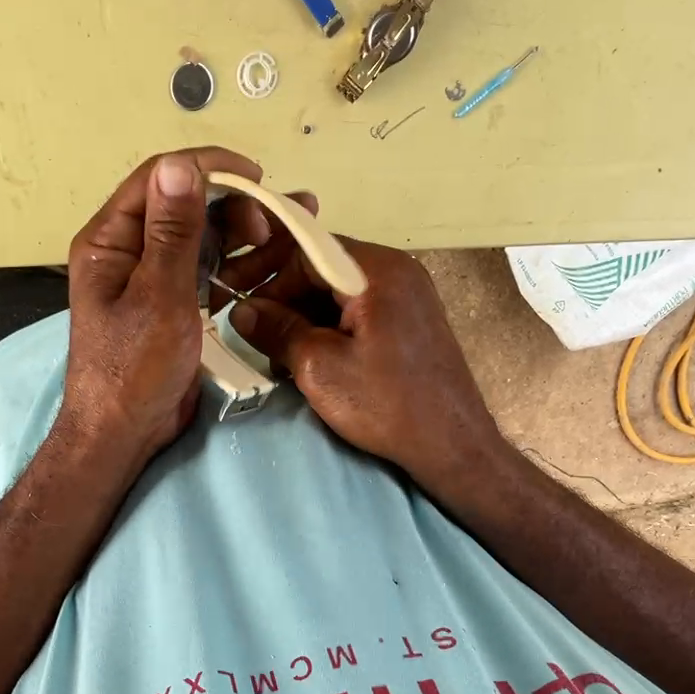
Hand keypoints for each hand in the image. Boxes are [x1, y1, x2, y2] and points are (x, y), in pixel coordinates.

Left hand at [60, 147, 270, 463]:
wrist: (124, 434)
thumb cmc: (133, 369)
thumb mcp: (157, 297)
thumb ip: (172, 233)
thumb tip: (180, 166)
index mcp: (110, 240)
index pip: (158, 180)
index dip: (207, 169)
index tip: (256, 176)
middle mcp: (129, 251)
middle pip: (184, 206)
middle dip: (233, 203)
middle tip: (273, 222)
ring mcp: (152, 279)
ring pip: (202, 239)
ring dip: (243, 232)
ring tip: (291, 227)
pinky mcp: (174, 305)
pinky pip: (207, 272)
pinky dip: (237, 265)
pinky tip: (272, 259)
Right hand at [219, 235, 501, 485]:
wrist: (452, 444)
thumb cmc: (385, 404)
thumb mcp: (320, 368)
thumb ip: (278, 332)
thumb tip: (242, 311)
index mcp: (376, 270)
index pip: (306, 249)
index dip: (268, 277)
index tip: (243, 310)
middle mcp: (396, 270)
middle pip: (323, 267)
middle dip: (285, 299)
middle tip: (259, 338)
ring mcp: (408, 294)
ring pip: (339, 291)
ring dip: (305, 317)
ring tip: (282, 355)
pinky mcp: (410, 320)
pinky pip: (359, 309)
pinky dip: (330, 327)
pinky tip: (312, 359)